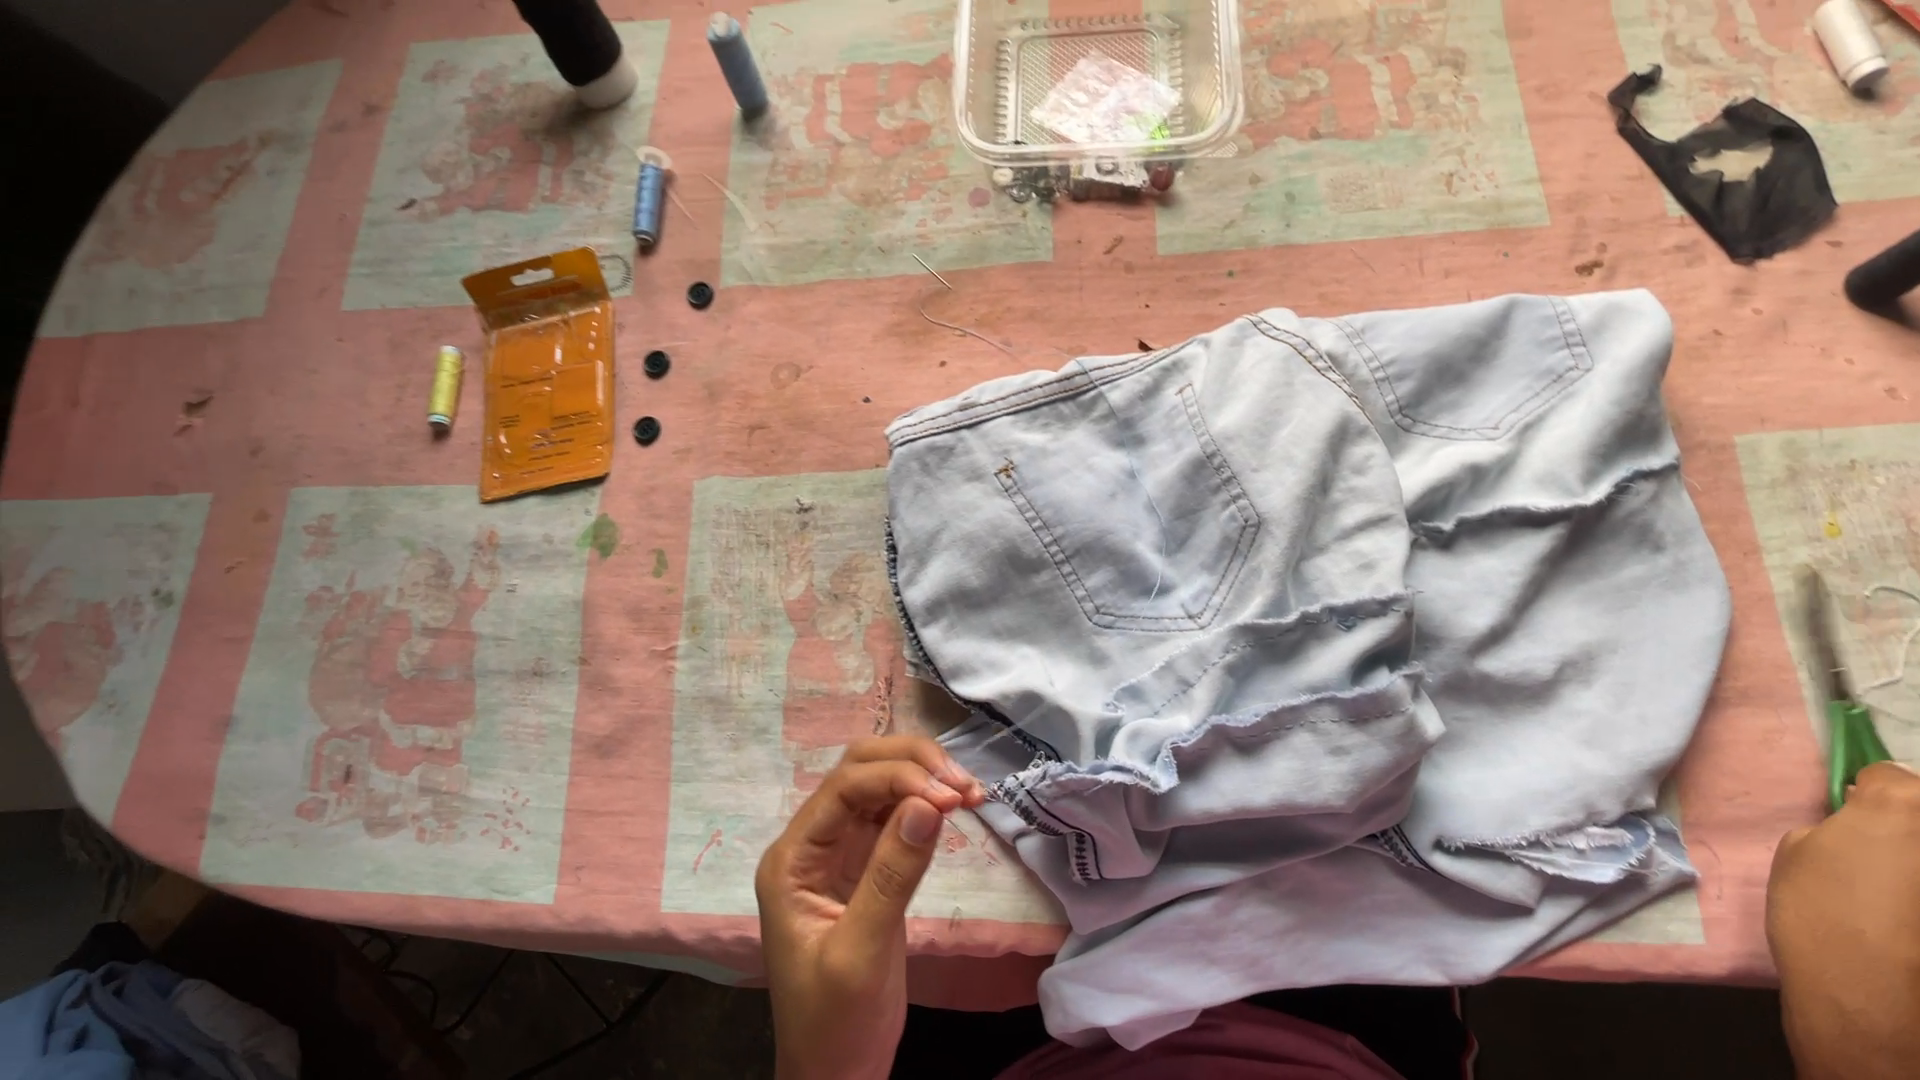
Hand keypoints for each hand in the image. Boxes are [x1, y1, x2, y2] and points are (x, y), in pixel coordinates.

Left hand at [756, 736, 985, 1079]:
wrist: (835, 1075)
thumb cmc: (834, 1022)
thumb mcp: (861, 952)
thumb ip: (891, 874)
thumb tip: (928, 803)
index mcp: (792, 859)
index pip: (842, 789)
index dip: (896, 779)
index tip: (949, 797)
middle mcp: (813, 844)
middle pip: (858, 772)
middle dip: (912, 765)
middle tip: (963, 785)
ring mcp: (841, 853)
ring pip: (880, 787)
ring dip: (925, 779)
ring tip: (971, 792)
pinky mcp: (868, 867)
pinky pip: (896, 816)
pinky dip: (928, 805)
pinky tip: (957, 807)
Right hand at [1766, 762, 1919, 1079]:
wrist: (1868, 993)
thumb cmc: (1817, 910)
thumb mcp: (1796, 851)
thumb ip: (1835, 828)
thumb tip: (1859, 827)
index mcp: (1902, 807)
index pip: (1888, 776)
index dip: (1865, 792)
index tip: (1849, 814)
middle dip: (1900, 828)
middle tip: (1871, 853)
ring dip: (1906, 867)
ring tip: (1889, 893)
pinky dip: (1911, 896)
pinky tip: (1900, 917)